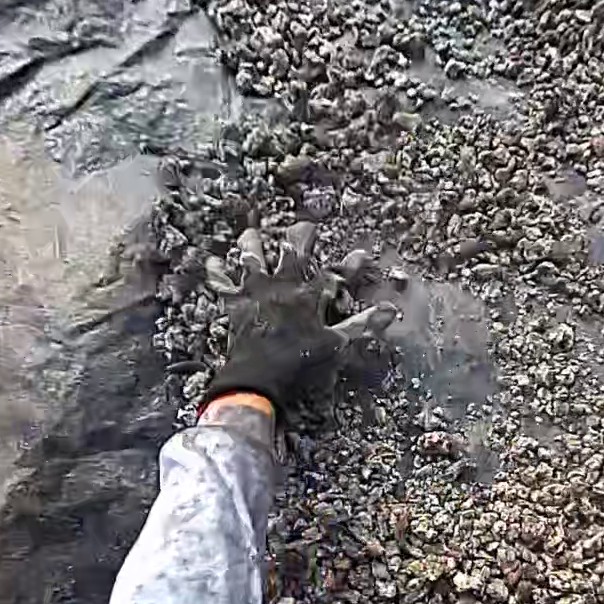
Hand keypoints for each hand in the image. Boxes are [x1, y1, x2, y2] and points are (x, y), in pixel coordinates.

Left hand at [201, 236, 395, 413]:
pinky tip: (213, 262)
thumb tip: (391, 311)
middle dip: (301, 236)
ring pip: (252, 257)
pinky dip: (217, 273)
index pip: (335, 274)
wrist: (258, 376)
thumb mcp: (334, 345)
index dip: (351, 264)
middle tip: (305, 226)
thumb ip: (360, 325)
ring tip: (250, 233)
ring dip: (252, 243)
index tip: (362, 253)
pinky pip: (222, 283)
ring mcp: (256, 291)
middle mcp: (282, 285)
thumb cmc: (298, 362)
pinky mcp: (235, 304)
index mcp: (309, 295)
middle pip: (292, 251)